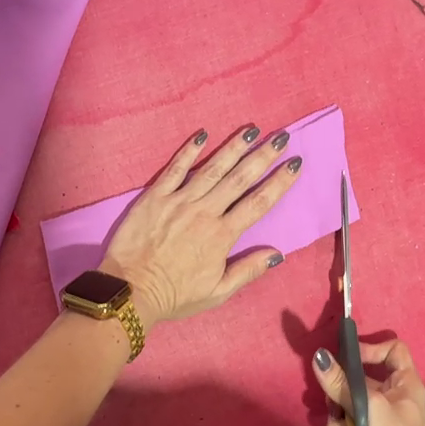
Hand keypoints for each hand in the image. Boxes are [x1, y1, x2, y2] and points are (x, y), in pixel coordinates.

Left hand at [99, 124, 303, 325]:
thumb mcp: (217, 293)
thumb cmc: (175, 295)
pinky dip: (189, 151)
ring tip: (251, 130)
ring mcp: (179, 200)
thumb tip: (277, 254)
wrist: (129, 291)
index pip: (258, 203)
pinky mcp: (155, 196)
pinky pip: (175, 168)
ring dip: (233, 147)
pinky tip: (203, 135)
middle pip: (240, 178)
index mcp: (222, 235)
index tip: (295, 164)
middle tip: (281, 136)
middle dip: (263, 155)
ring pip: (212, 168)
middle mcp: (205, 212)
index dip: (279, 182)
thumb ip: (248, 271)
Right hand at [314, 338, 424, 425]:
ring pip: (345, 406)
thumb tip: (319, 357)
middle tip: (336, 405)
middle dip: (342, 395)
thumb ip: (341, 383)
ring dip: (340, 423)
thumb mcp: (368, 410)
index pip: (392, 350)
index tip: (348, 360)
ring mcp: (376, 421)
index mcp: (404, 384)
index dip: (370, 349)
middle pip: (358, 380)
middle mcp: (391, 399)